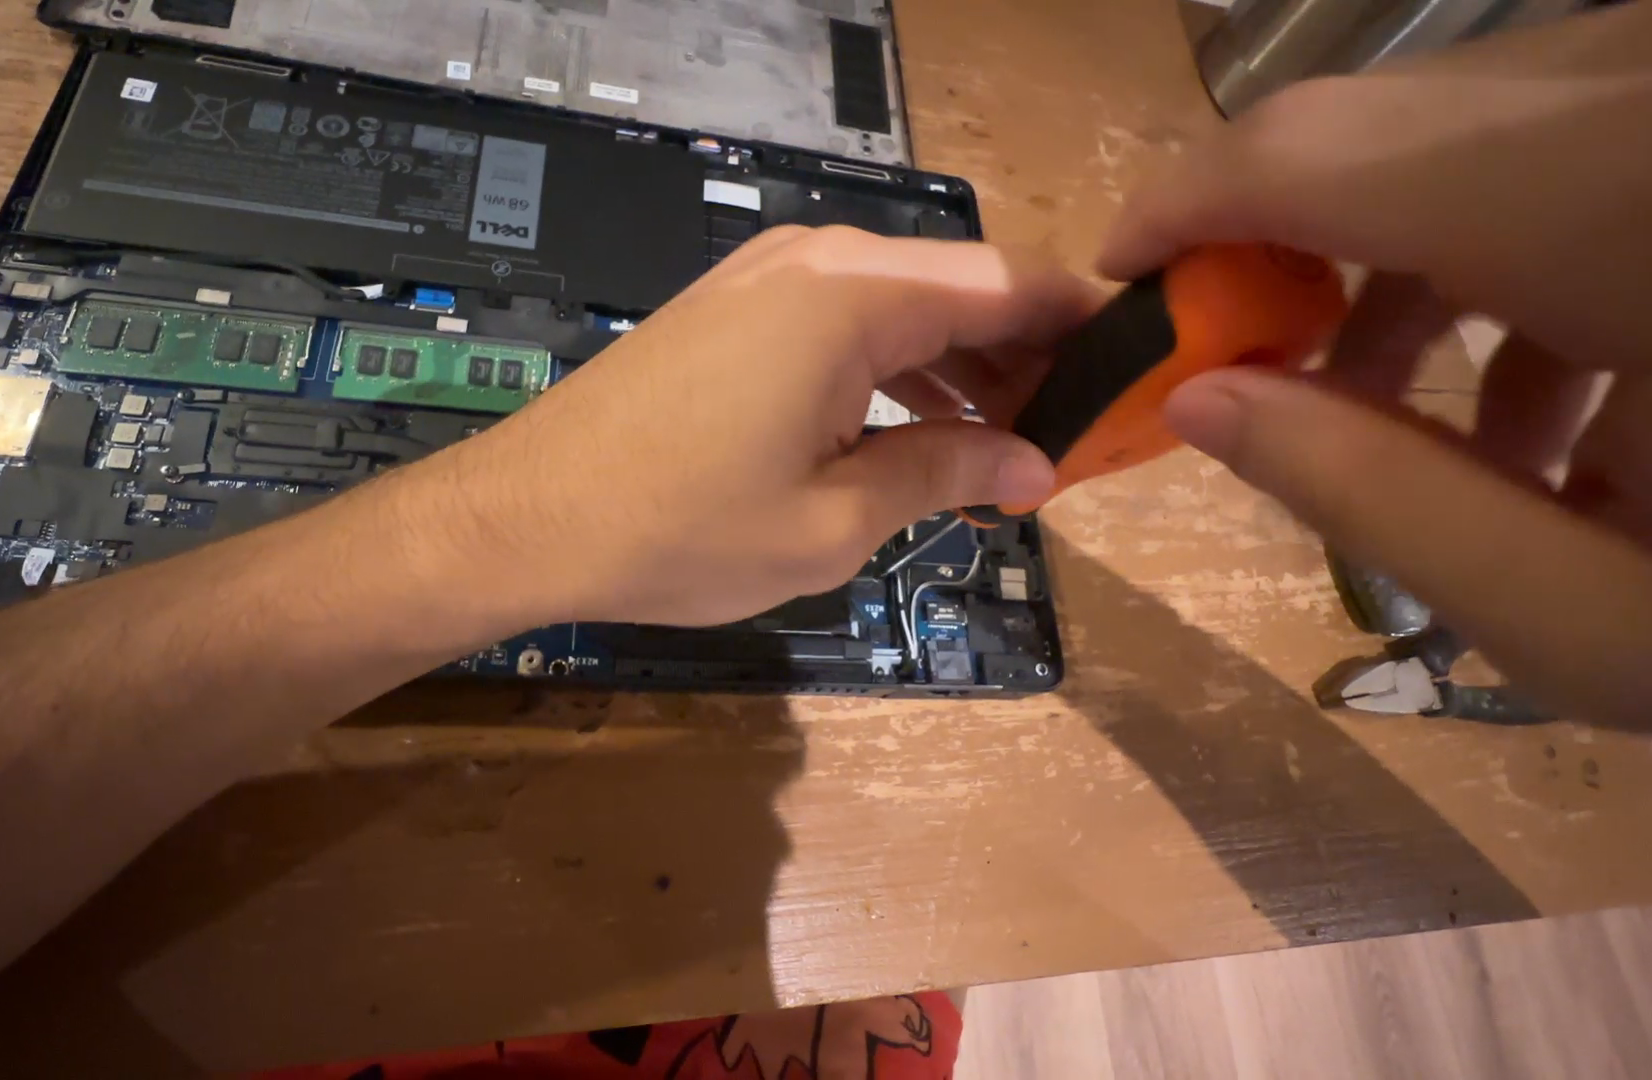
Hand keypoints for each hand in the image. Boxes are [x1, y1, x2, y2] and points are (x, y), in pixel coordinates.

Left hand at [418, 227, 1099, 626]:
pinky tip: (909, 431)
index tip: (1123, 384)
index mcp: (852, 297)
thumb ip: (940, 475)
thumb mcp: (829, 522)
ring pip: (896, 309)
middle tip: (1058, 442)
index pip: (1008, 286)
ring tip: (994, 449)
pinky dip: (886, 372)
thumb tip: (1035, 465)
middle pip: (954, 290)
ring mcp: (763, 280)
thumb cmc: (679, 531)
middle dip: (1016, 362)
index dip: (1076, 332)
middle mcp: (814, 262)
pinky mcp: (730, 312)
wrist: (527, 519)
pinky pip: (838, 326)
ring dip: (952, 370)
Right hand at [1099, 0, 1651, 727]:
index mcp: (1648, 207)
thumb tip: (1196, 402)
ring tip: (1388, 398)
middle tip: (1240, 361)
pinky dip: (1502, 239)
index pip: (1309, 152)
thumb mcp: (1598, 620)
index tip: (1117, 285)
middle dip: (1267, 244)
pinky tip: (1553, 370)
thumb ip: (1363, 495)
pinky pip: (1582, 129)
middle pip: (1377, 125)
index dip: (1177, 208)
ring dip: (1381, 255)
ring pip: (1472, 123)